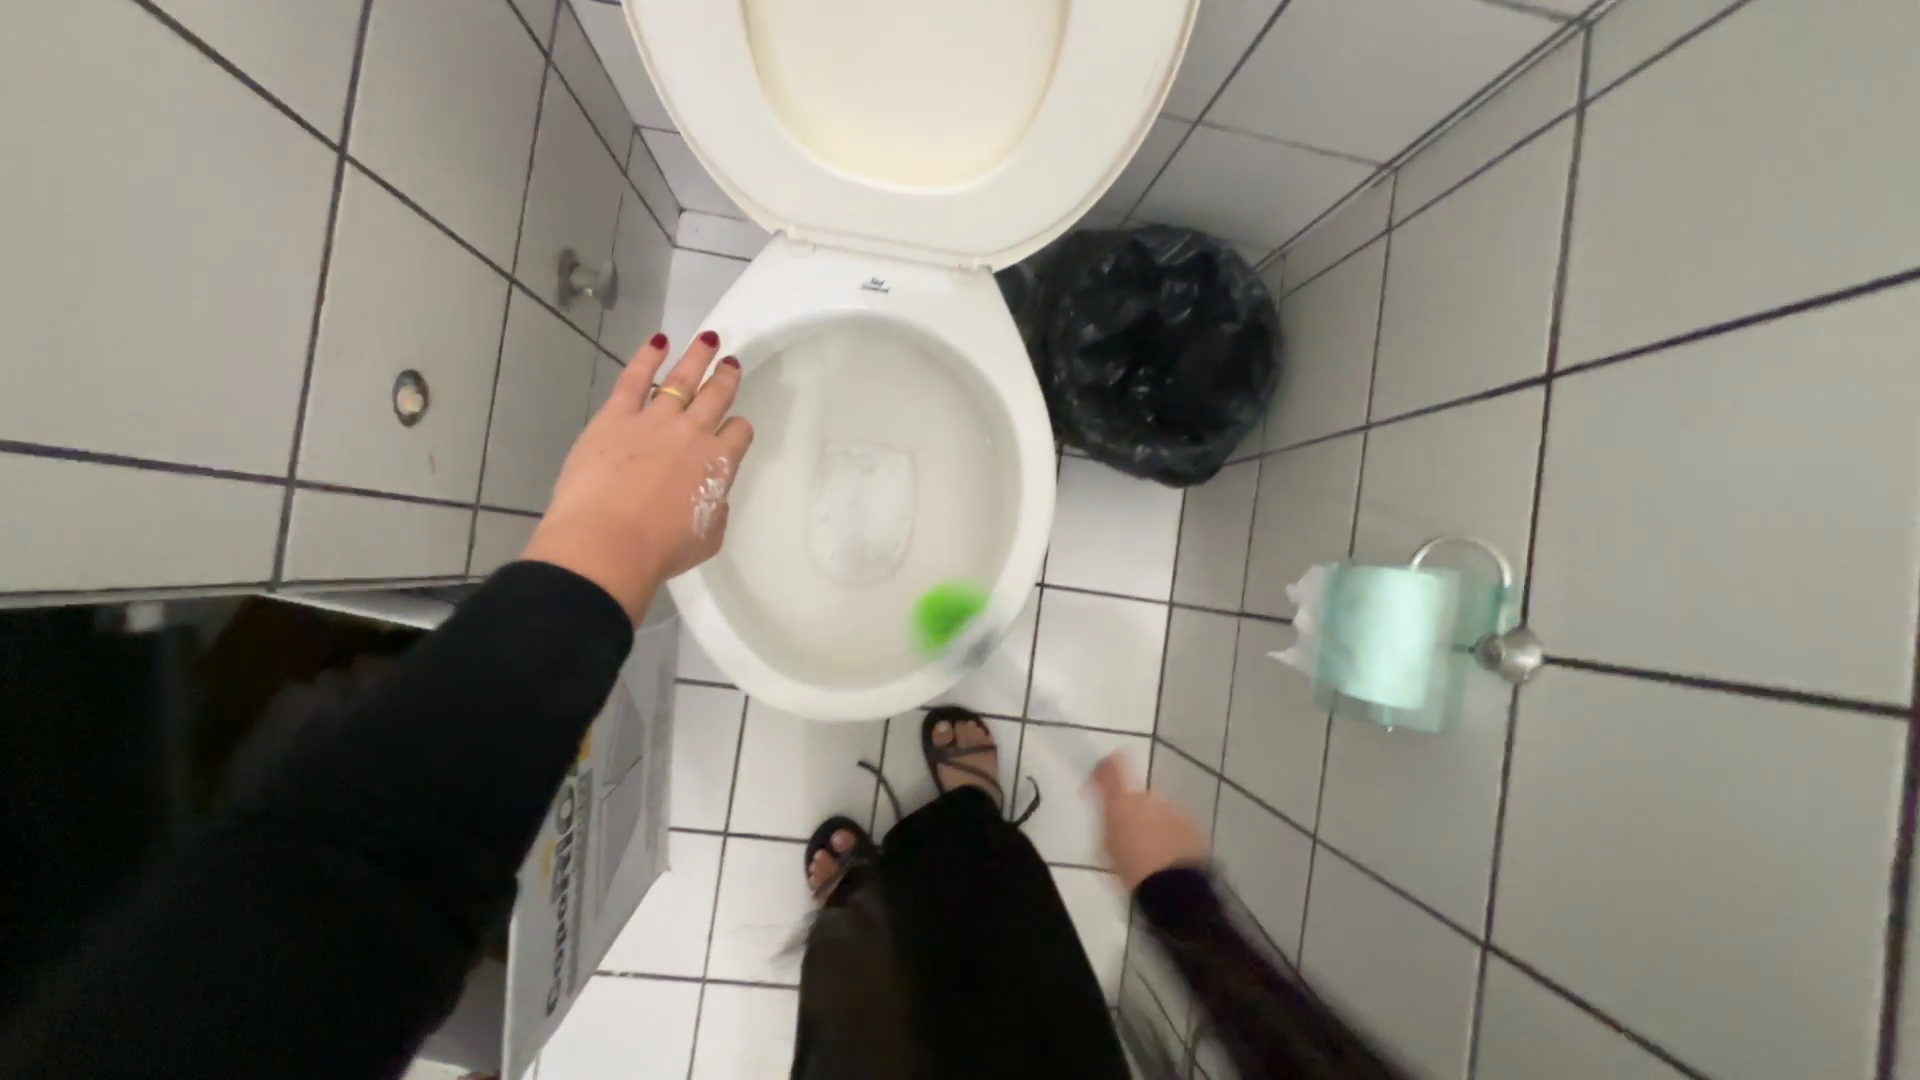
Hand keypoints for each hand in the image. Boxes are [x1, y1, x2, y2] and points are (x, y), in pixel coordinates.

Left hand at [522, 331, 754, 620]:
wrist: (606, 542)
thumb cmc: (661, 549)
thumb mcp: (709, 536)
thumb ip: (716, 508)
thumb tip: (710, 494)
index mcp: (720, 463)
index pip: (739, 432)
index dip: (739, 429)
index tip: (735, 430)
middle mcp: (693, 433)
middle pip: (717, 396)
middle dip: (726, 378)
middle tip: (731, 364)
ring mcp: (654, 419)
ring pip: (683, 379)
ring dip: (698, 357)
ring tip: (708, 340)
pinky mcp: (616, 415)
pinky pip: (635, 378)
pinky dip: (648, 356)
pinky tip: (658, 341)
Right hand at [1090, 755, 1208, 889]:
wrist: (1174, 889)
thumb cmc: (1132, 871)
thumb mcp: (1105, 848)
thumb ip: (1106, 822)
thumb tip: (1108, 812)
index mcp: (1121, 801)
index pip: (1112, 766)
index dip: (1106, 767)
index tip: (1101, 776)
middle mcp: (1148, 797)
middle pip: (1137, 795)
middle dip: (1134, 810)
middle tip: (1130, 837)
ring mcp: (1173, 809)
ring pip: (1158, 810)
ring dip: (1154, 823)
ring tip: (1153, 853)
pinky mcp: (1193, 824)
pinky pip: (1177, 824)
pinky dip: (1172, 834)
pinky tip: (1170, 856)